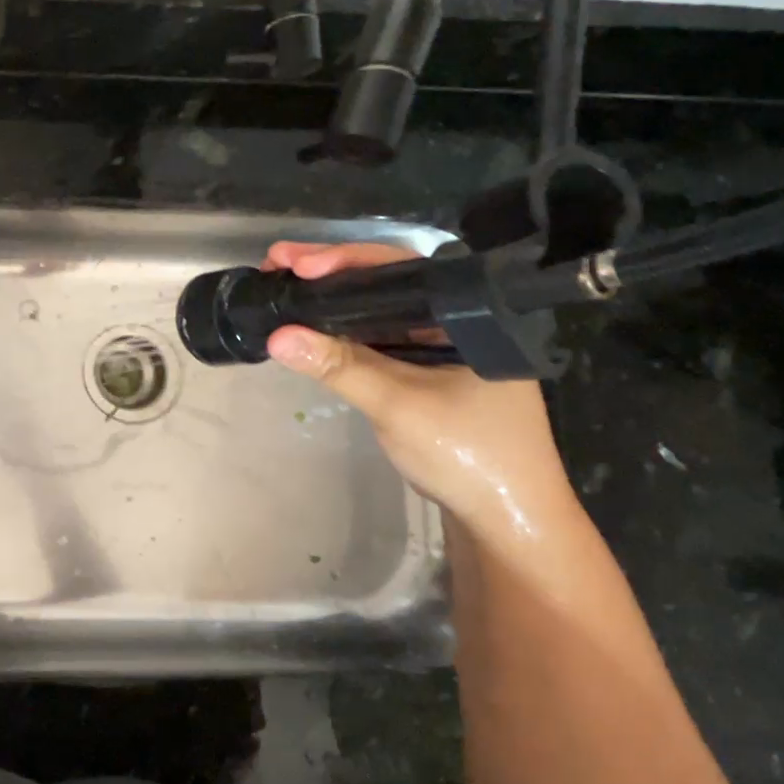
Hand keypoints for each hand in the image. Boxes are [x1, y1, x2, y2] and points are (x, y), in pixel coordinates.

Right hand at [261, 242, 575, 532]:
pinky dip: (343, 332)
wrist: (505, 521)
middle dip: (332, 274)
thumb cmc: (469, 455)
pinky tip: (312, 327)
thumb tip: (278, 335)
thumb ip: (340, 367)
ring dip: (333, 302)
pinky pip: (379, 341)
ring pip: (381, 314)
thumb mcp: (398, 406)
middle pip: (388, 286)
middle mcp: (459, 326)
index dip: (348, 262)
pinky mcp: (426, 377)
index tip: (298, 263)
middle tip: (278, 263)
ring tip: (284, 285)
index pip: (404, 271)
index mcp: (472, 318)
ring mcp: (442, 353)